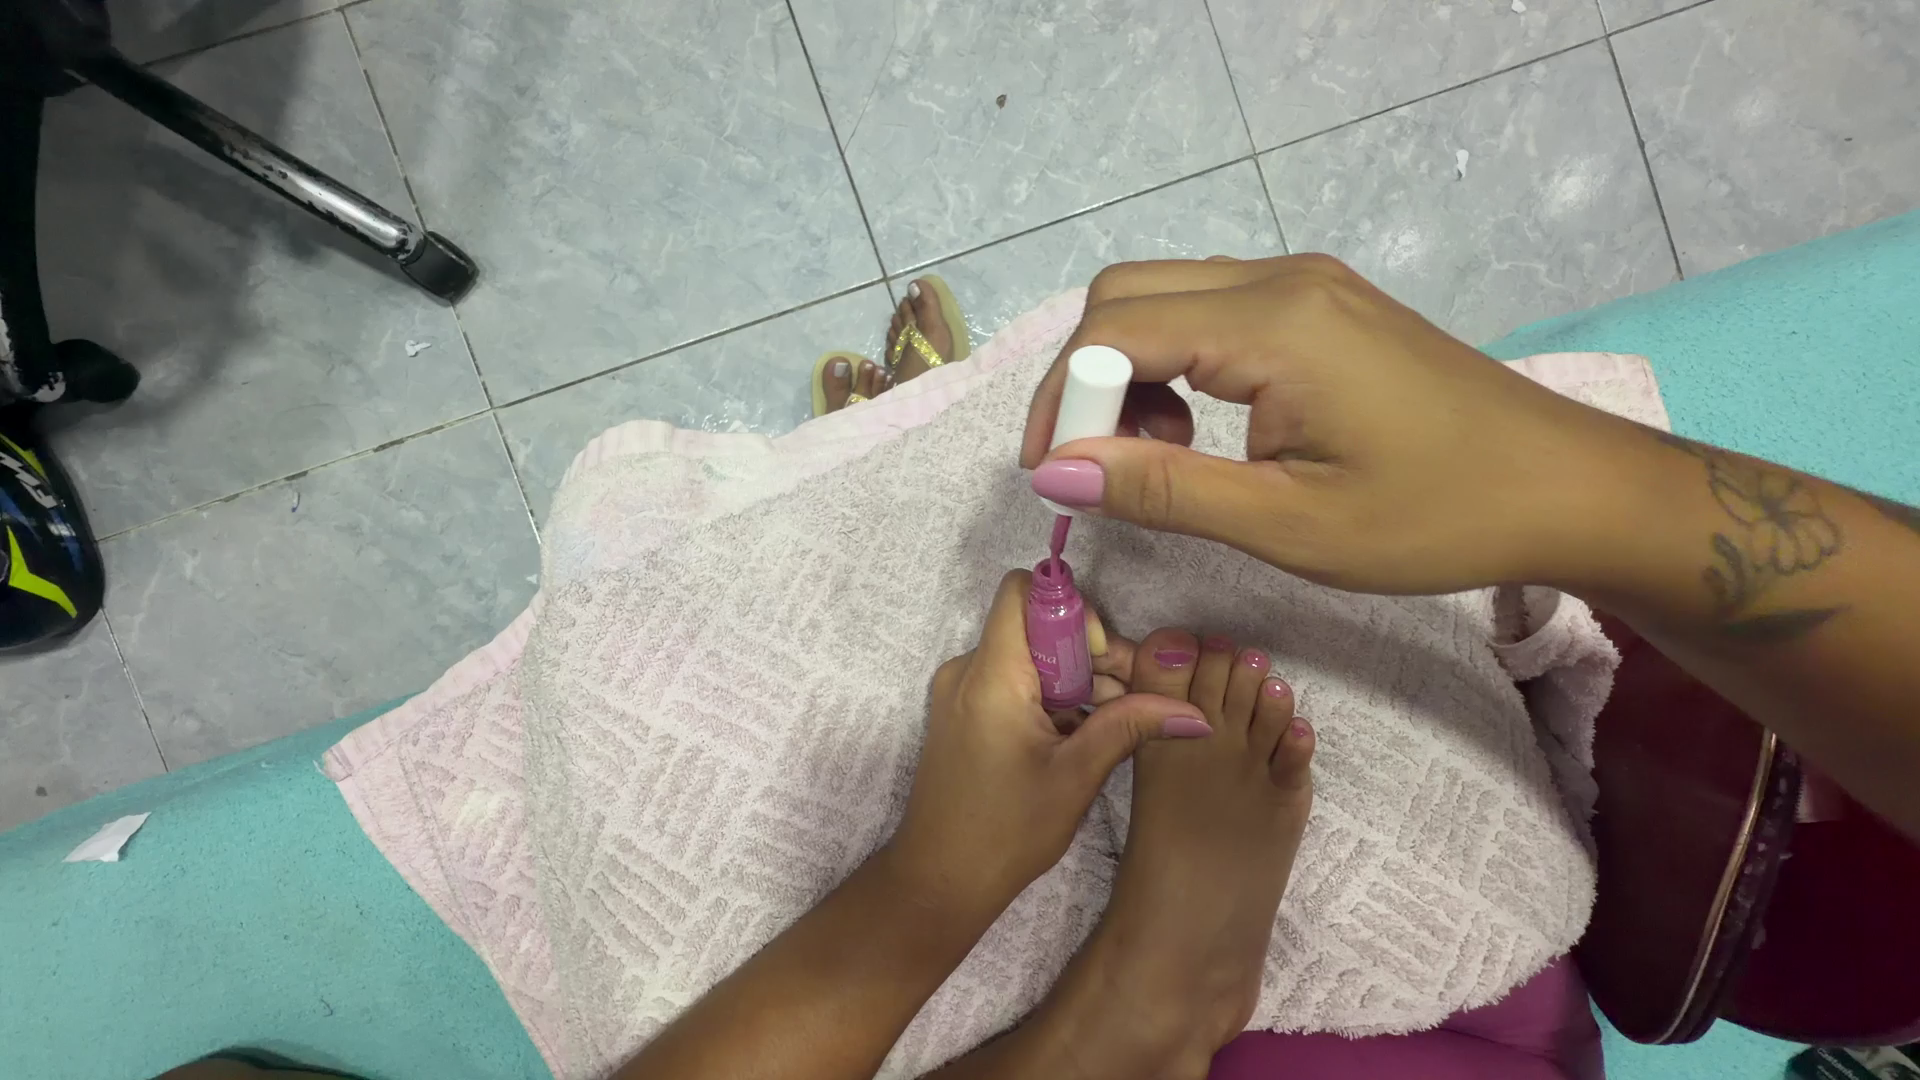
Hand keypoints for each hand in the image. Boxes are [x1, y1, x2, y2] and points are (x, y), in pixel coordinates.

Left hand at [888, 570, 1211, 909]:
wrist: (938, 879)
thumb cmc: (1005, 832)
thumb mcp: (1076, 776)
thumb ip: (1129, 727)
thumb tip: (1193, 712)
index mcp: (991, 675)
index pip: (1022, 591)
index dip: (1069, 608)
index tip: (1098, 655)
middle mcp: (968, 669)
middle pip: (1033, 625)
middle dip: (1086, 652)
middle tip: (1127, 697)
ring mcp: (962, 690)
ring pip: (1027, 655)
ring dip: (1072, 679)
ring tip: (1112, 722)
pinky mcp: (964, 710)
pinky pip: (1012, 680)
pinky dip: (1048, 695)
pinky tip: (1080, 733)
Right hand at [1021, 255, 1634, 593]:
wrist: (1564, 488)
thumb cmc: (1433, 518)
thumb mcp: (1285, 523)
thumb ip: (1160, 490)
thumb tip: (1055, 472)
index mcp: (1273, 325)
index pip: (1113, 332)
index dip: (1062, 402)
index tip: (1055, 475)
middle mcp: (1278, 279)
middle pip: (1123, 295)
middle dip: (1086, 379)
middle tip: (1100, 461)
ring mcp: (1299, 284)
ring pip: (1158, 298)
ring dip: (1129, 373)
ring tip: (1158, 454)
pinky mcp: (1313, 304)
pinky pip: (1204, 312)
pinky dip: (1170, 365)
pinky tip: (1198, 428)